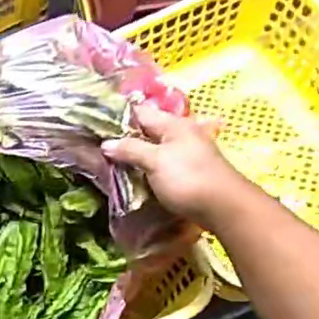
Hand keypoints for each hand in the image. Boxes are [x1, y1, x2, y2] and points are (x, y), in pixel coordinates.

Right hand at [102, 102, 260, 230]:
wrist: (223, 206)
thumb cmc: (187, 178)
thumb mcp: (155, 161)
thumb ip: (131, 149)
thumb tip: (106, 143)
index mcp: (173, 124)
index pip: (140, 112)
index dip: (119, 117)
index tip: (96, 127)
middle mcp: (182, 133)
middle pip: (148, 131)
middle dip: (127, 137)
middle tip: (101, 148)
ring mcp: (188, 151)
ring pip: (156, 147)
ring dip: (138, 154)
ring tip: (115, 162)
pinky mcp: (190, 170)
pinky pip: (163, 163)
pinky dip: (149, 166)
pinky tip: (138, 175)